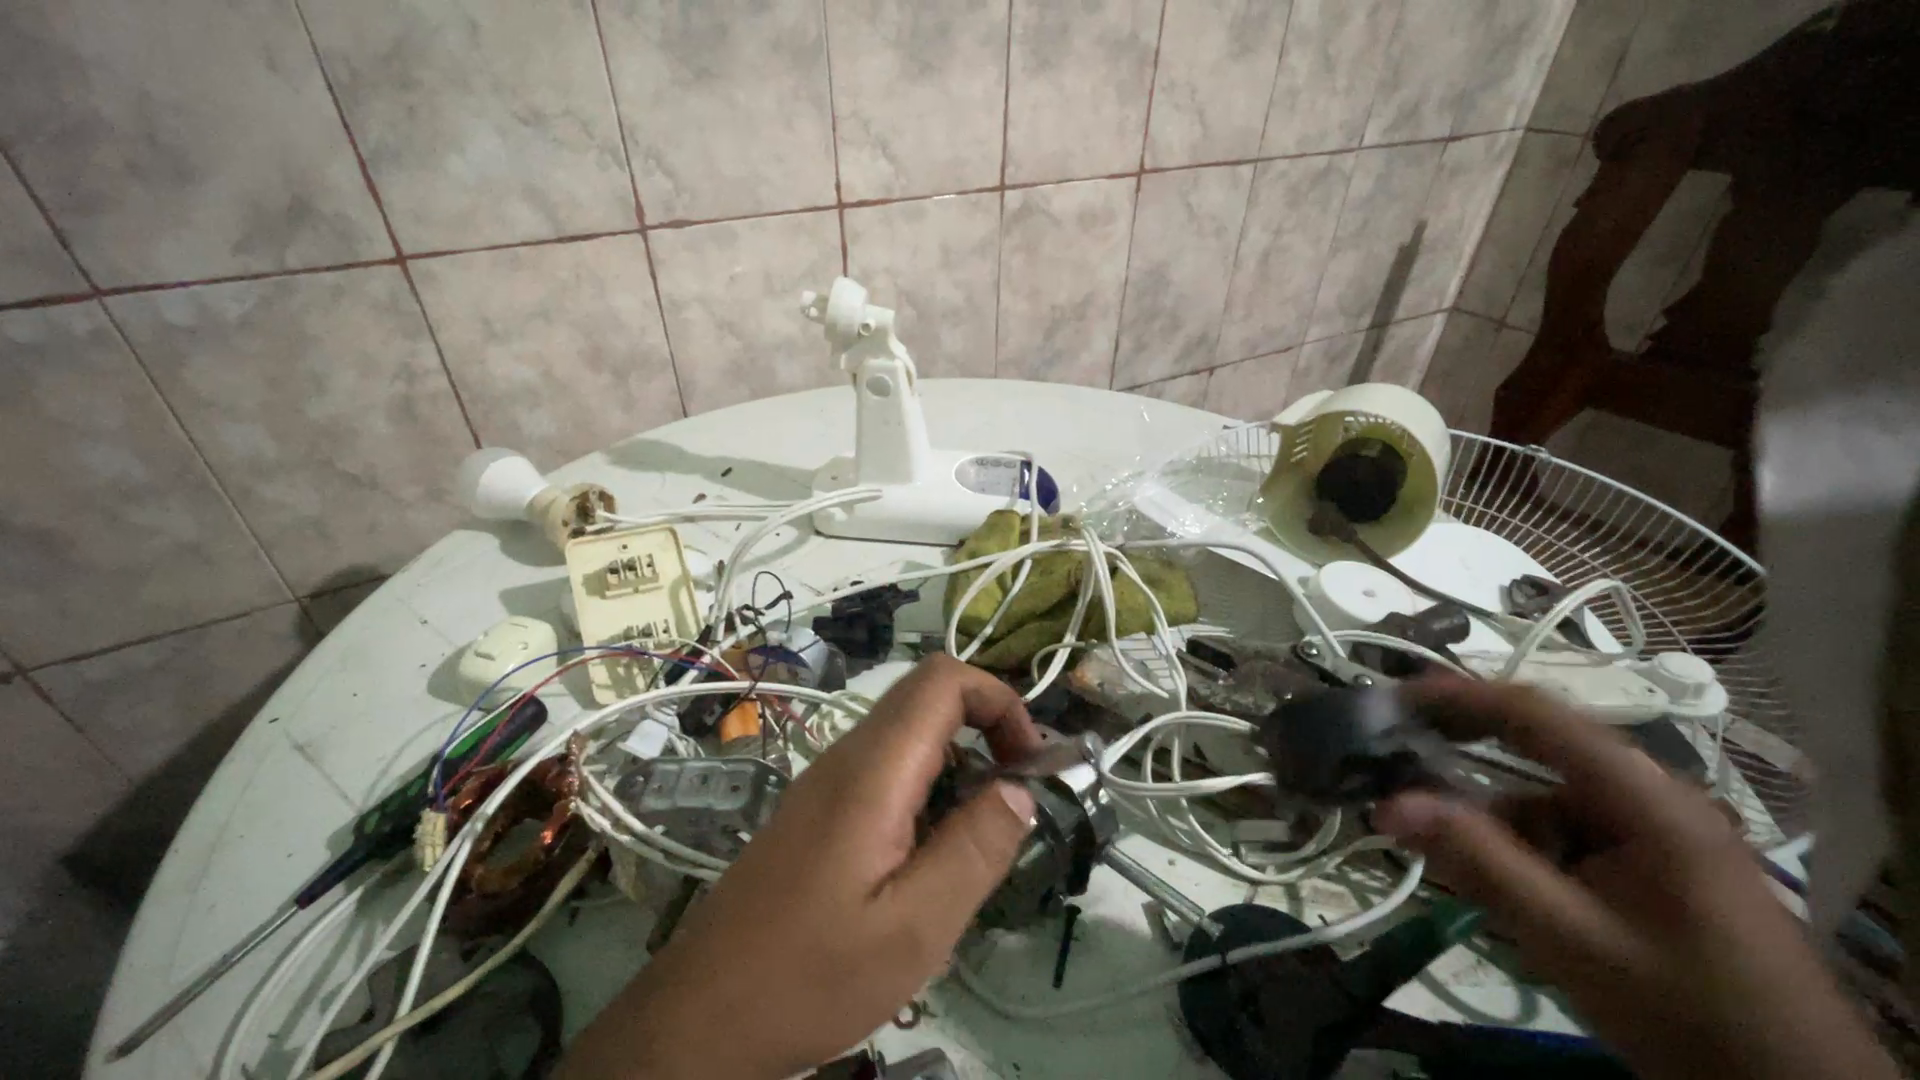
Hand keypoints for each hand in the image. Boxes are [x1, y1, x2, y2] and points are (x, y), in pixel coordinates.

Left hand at [557, 655, 1041, 1079]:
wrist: (701, 1016)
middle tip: (1017, 800)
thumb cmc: (811, 976)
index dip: (999, 699)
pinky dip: (926, 790)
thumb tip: (1021, 788)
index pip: (942, 680)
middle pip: (925, 699)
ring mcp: (824, 784)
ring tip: (978, 838)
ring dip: (958, 764)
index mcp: (872, 772)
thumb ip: (974, 849)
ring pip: (906, 736)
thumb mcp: (914, 928)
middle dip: (986, 729)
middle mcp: (845, 759)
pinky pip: (883, 773)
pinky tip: (928, 858)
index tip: (1032, 762)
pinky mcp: (815, 813)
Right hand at [1374, 678, 1896, 1079]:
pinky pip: (1571, 841)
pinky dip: (1530, 858)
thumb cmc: (1687, 1010)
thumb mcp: (1569, 937)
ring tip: (1464, 876)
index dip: (1462, 696)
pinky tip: (1516, 903)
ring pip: (1549, 807)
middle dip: (1469, 768)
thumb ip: (1477, 863)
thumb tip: (1388, 804)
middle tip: (1399, 773)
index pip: (1539, 717)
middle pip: (1539, 759)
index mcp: (1646, 798)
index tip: (1394, 696)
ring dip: (1500, 830)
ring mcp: (1656, 834)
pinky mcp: (1654, 868)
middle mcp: (1652, 799)